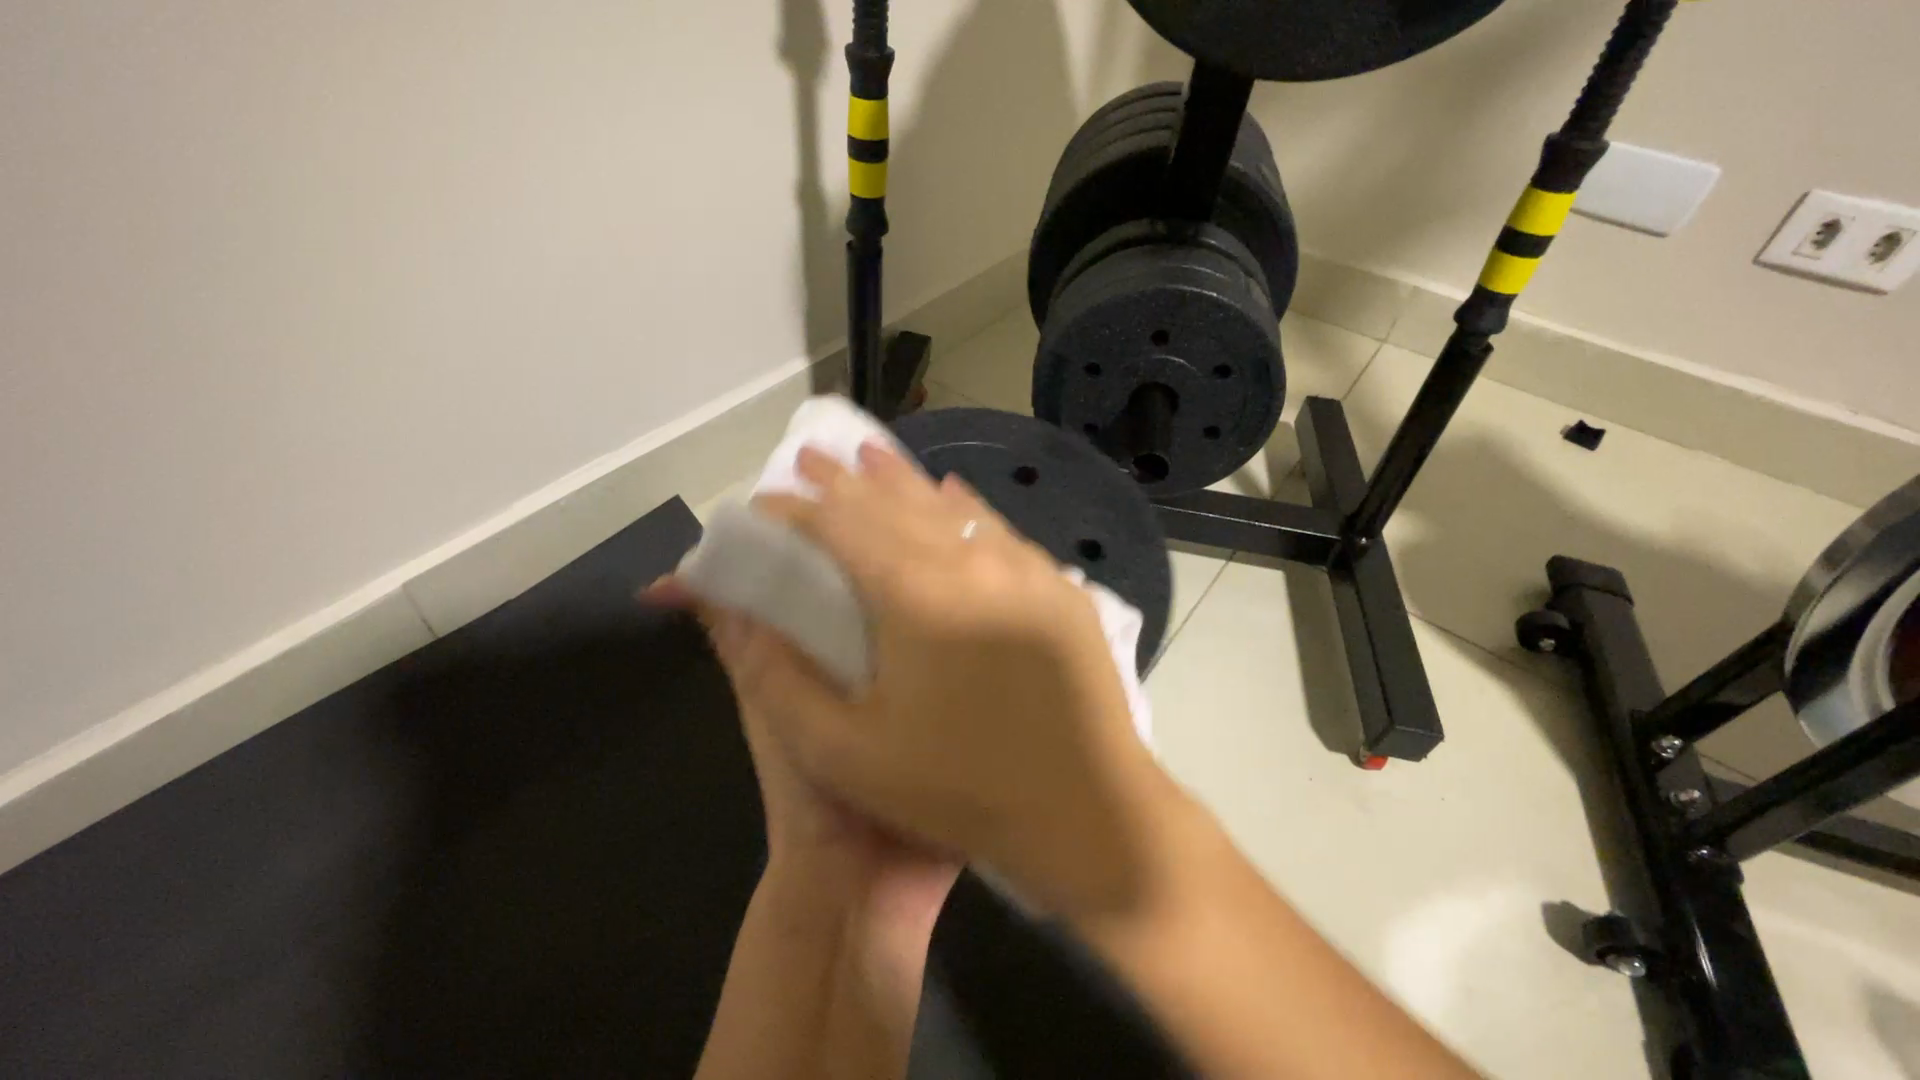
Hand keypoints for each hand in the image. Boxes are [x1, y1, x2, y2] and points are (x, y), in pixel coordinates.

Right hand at [684, 443, 1175, 921]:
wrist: (1091, 816)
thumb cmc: (959, 791)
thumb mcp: (845, 753)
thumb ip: (779, 678)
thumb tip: (735, 612)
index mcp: (915, 594)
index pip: (841, 526)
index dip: (797, 508)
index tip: (765, 498)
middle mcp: (971, 562)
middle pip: (895, 503)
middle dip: (845, 480)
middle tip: (811, 455)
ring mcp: (1025, 571)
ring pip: (949, 507)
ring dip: (902, 481)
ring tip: (869, 456)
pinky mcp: (1060, 590)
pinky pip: (998, 528)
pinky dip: (962, 506)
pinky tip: (952, 492)